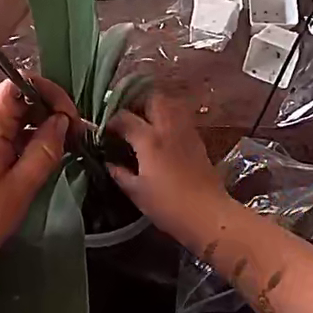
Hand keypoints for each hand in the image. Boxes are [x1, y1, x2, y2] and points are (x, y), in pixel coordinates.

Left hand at [0, 75, 75, 272]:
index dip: (50, 93)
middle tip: (75, 135)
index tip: (71, 119)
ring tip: (65, 146)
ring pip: (12, 113)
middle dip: (50, 109)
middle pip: (18, 96)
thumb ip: (46, 148)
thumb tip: (63, 121)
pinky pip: (3, 129)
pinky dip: (26, 135)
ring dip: (40, 123)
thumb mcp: (21, 186)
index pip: (20, 83)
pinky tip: (42, 154)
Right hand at [104, 93, 234, 241]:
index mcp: (149, 139)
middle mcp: (168, 127)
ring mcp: (186, 131)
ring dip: (155, 107)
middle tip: (127, 119)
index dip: (111, 122)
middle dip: (137, 103)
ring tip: (144, 122)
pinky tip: (162, 135)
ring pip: (170, 104)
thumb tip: (109, 163)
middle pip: (152, 98)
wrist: (208, 213)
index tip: (104, 132)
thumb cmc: (168, 205)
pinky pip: (181, 118)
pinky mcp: (198, 140)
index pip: (125, 117)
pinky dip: (169, 118)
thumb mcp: (137, 192)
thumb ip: (120, 173)